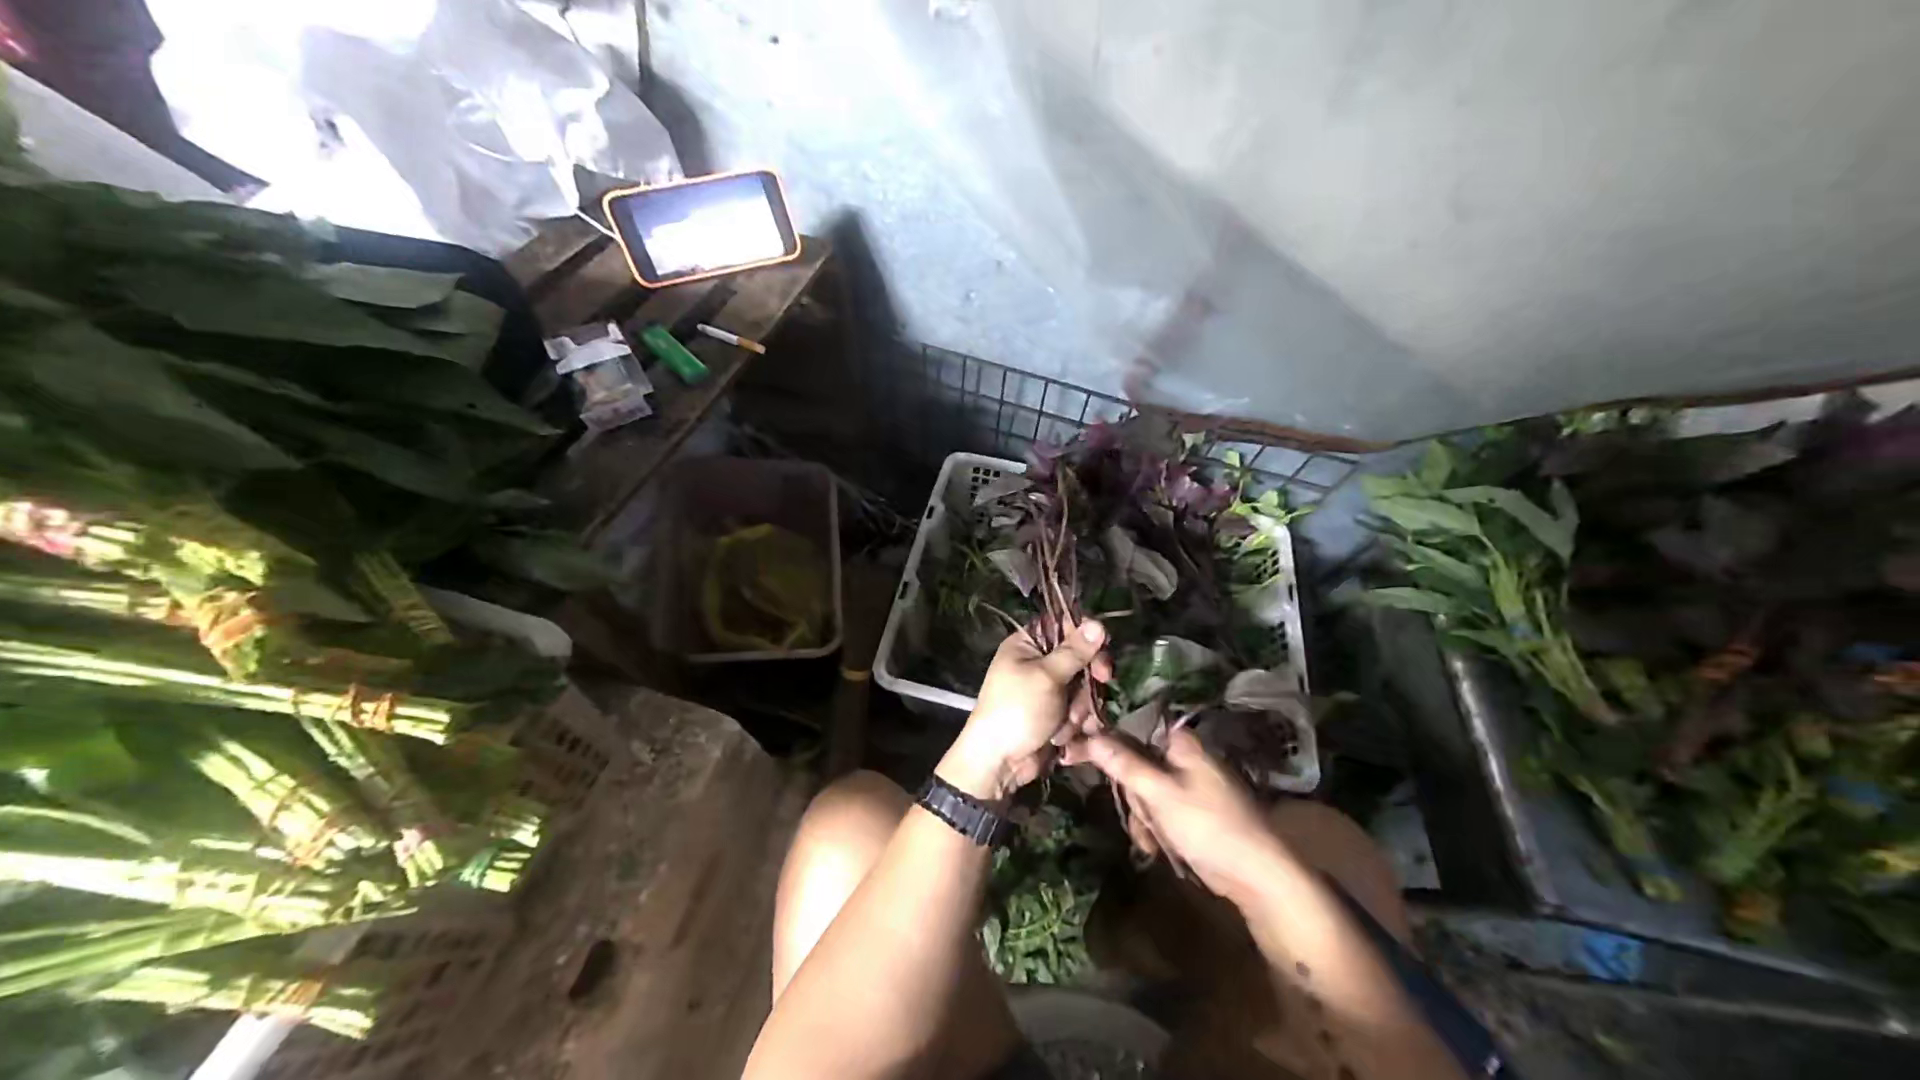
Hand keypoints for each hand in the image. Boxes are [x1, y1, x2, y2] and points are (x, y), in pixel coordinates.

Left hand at [937, 620, 1111, 801]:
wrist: (1000, 761)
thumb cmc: (1017, 710)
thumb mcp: (1046, 677)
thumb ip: (1074, 652)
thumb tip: (1098, 623)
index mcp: (1027, 644)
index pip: (1065, 626)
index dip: (1086, 639)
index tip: (1101, 655)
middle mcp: (1038, 662)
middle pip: (1080, 659)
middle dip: (1086, 681)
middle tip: (1098, 686)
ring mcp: (1048, 689)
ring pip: (1084, 687)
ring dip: (1079, 708)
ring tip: (1065, 724)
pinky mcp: (1056, 713)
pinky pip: (1079, 709)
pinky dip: (1075, 723)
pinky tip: (1064, 736)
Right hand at [1069, 726, 1289, 905]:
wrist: (1257, 878)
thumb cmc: (1208, 827)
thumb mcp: (1159, 794)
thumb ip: (1124, 764)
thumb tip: (1091, 735)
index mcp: (1182, 743)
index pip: (1130, 729)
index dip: (1102, 742)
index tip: (1071, 755)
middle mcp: (1185, 757)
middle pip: (1134, 763)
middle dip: (1132, 797)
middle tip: (1141, 818)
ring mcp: (1190, 784)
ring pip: (1144, 791)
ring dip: (1143, 818)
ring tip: (1154, 841)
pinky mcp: (1193, 810)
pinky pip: (1159, 810)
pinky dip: (1155, 829)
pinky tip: (1160, 848)